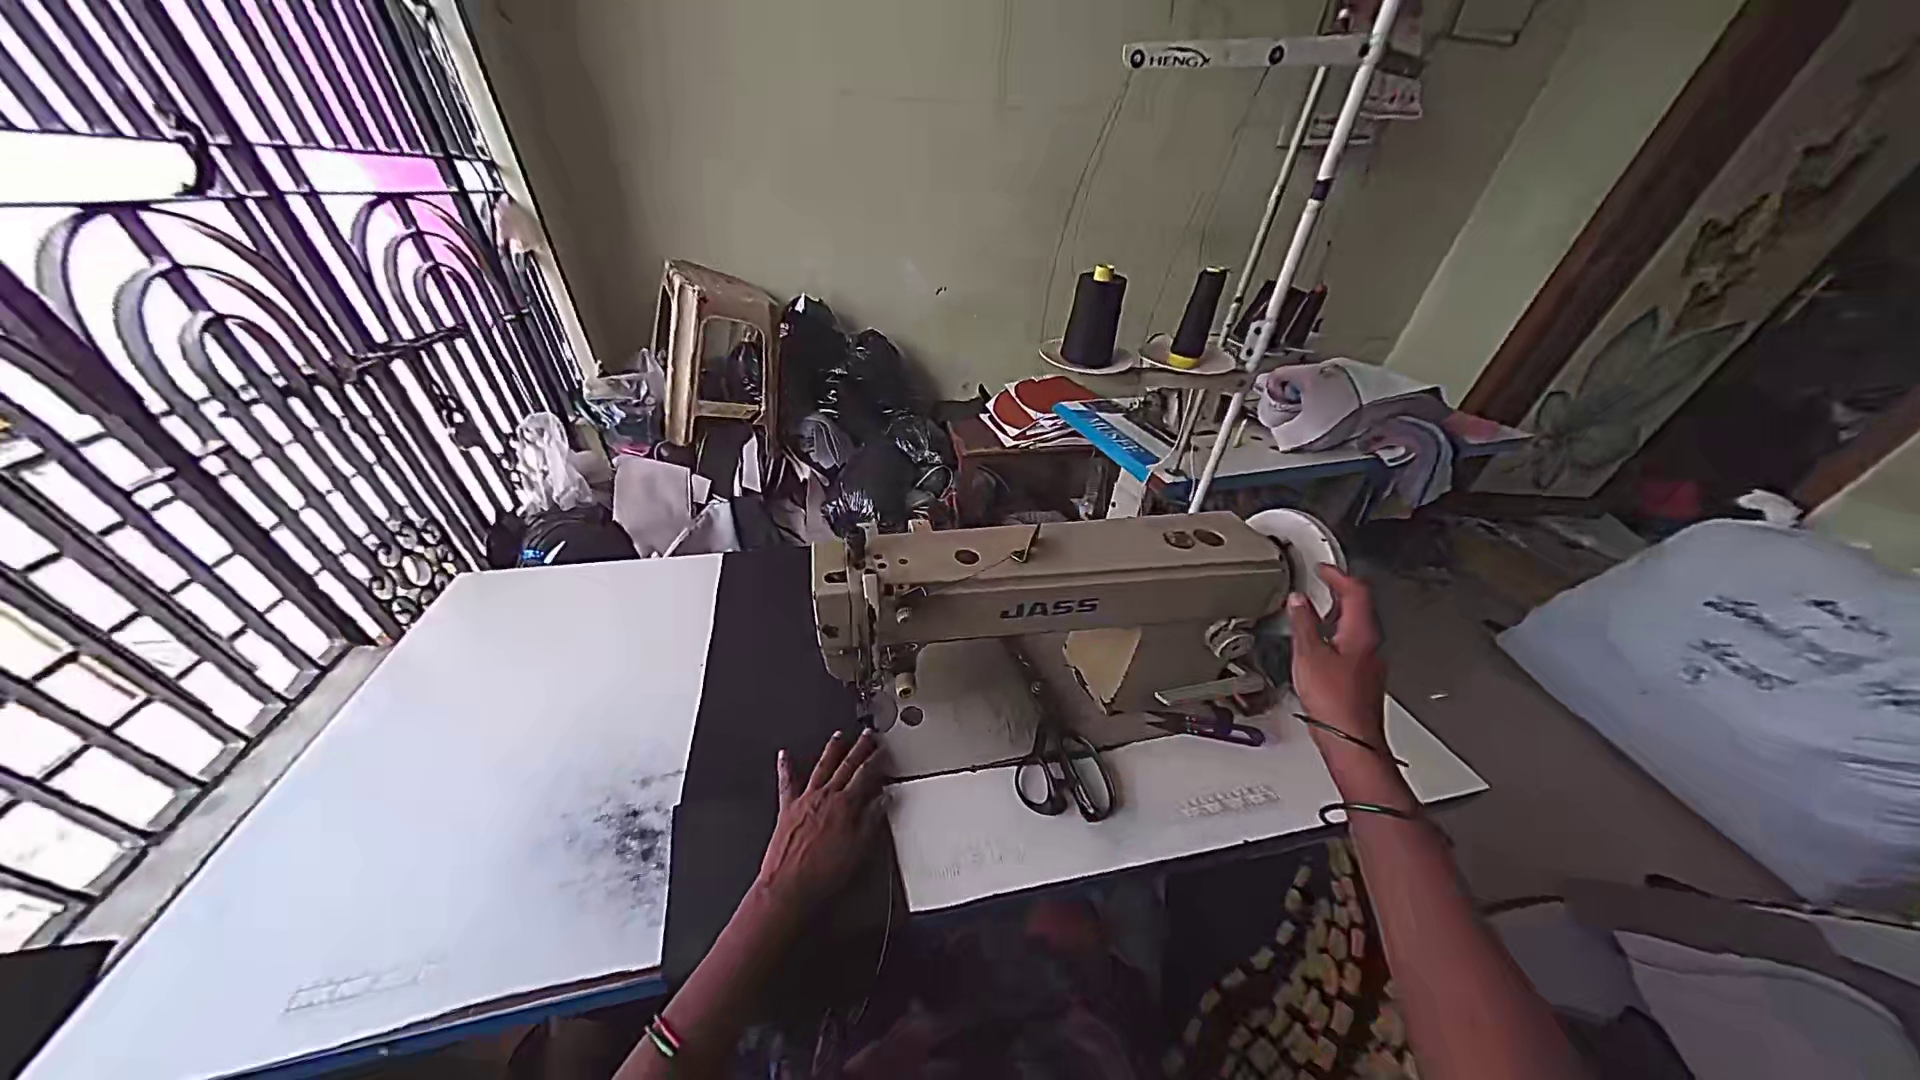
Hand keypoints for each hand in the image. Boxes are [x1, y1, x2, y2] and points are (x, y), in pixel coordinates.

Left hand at [756, 730, 885, 912]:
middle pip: (847, 765)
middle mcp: (826, 797)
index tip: (883, 751)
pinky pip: (787, 782)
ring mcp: (805, 800)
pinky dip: (786, 767)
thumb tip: (884, 799)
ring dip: (832, 749)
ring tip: (839, 736)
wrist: (788, 888)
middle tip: (867, 735)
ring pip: (822, 766)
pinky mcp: (787, 808)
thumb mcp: (859, 849)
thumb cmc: (823, 874)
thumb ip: (872, 820)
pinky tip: (785, 755)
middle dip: (860, 748)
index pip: (866, 775)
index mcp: (845, 805)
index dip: (877, 761)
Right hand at [1286, 565, 1387, 752]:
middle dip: (1338, 591)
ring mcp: (1367, 661)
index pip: (1357, 592)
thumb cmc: (1335, 701)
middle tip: (1321, 582)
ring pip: (1354, 627)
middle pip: (1359, 607)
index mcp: (1361, 634)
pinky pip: (1350, 644)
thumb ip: (1302, 623)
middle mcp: (1370, 645)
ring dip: (1334, 613)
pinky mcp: (1360, 676)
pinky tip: (1318, 642)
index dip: (1339, 576)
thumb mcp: (1308, 654)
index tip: (1324, 568)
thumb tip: (1297, 601)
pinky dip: (1333, 633)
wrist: (1350, 737)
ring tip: (1314, 608)